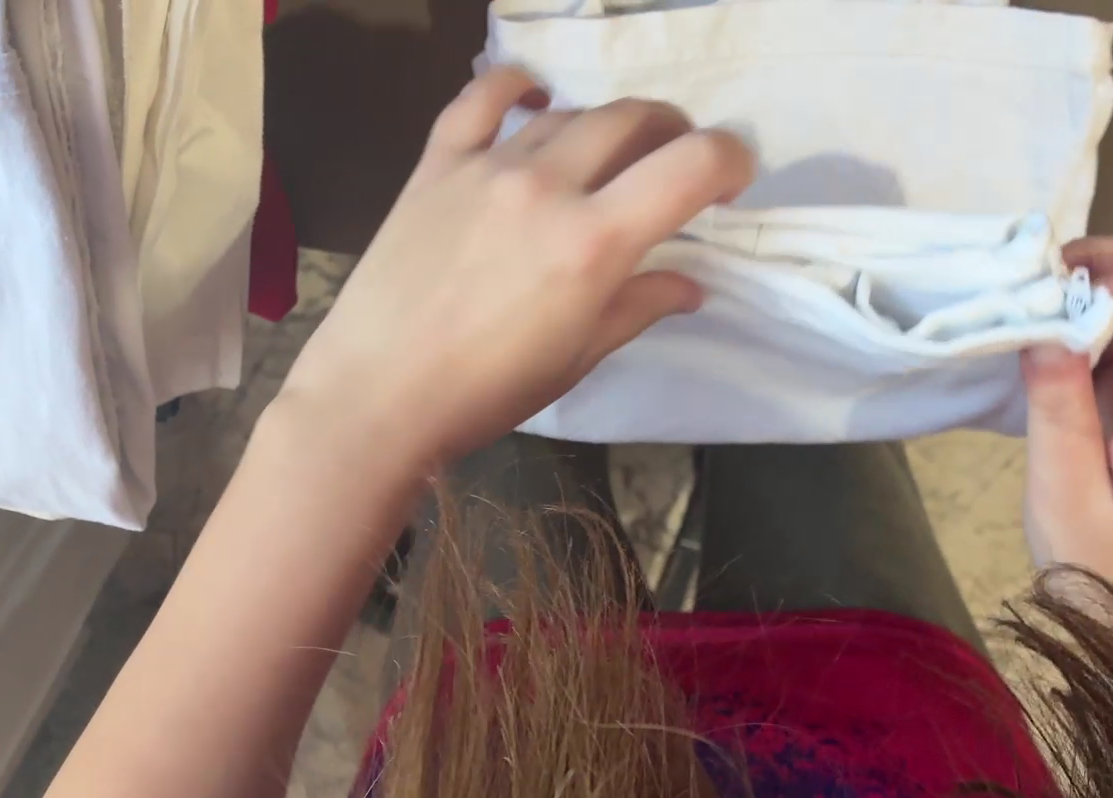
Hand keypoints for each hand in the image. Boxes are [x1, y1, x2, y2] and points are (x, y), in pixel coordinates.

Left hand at [274, 67, 753, 472]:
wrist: (377, 397)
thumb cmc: (484, 396)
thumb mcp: (573, 360)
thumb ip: (637, 309)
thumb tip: (690, 284)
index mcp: (592, 243)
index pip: (690, 167)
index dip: (731, 162)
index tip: (735, 181)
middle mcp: (546, 185)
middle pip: (633, 121)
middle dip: (672, 136)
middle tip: (674, 167)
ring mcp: (486, 167)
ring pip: (567, 113)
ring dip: (605, 126)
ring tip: (609, 156)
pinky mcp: (436, 166)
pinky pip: (482, 100)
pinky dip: (517, 85)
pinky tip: (534, 91)